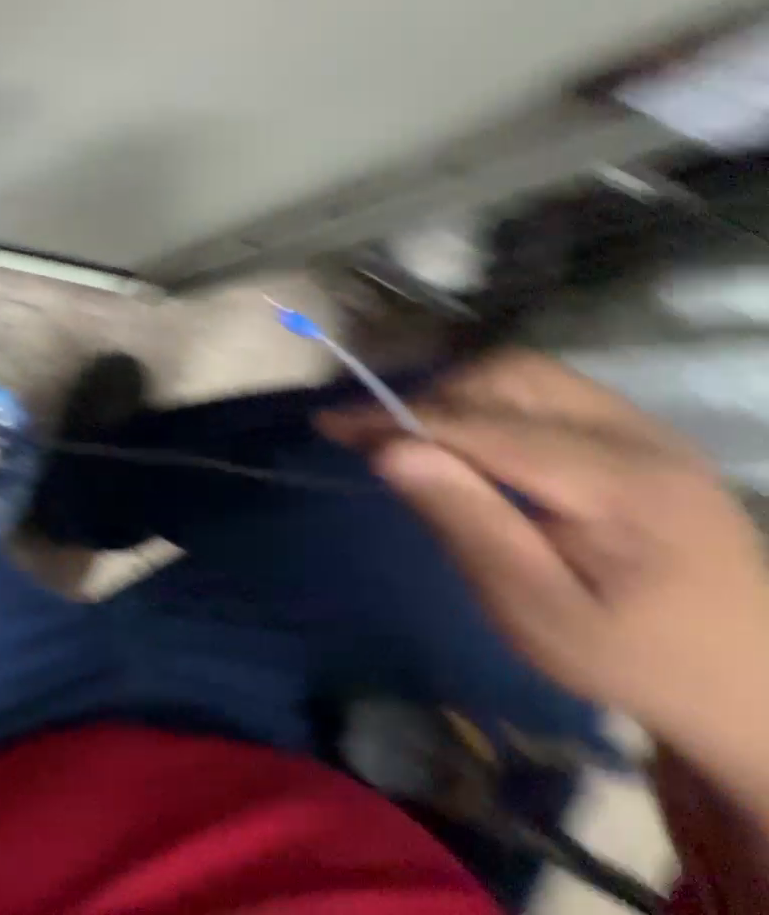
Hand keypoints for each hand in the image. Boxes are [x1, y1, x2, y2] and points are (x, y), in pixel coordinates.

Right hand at [320, 352, 768, 792]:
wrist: (747, 681)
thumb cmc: (627, 656)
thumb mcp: (534, 608)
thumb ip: (466, 522)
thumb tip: (391, 451)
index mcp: (619, 484)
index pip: (482, 426)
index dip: (398, 418)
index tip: (329, 424)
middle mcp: (640, 437)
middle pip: (511, 378)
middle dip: (428, 397)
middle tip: (371, 437)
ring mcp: (648, 432)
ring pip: (528, 376)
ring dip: (457, 395)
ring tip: (410, 435)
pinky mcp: (643, 438)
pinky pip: (549, 393)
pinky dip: (489, 402)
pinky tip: (465, 441)